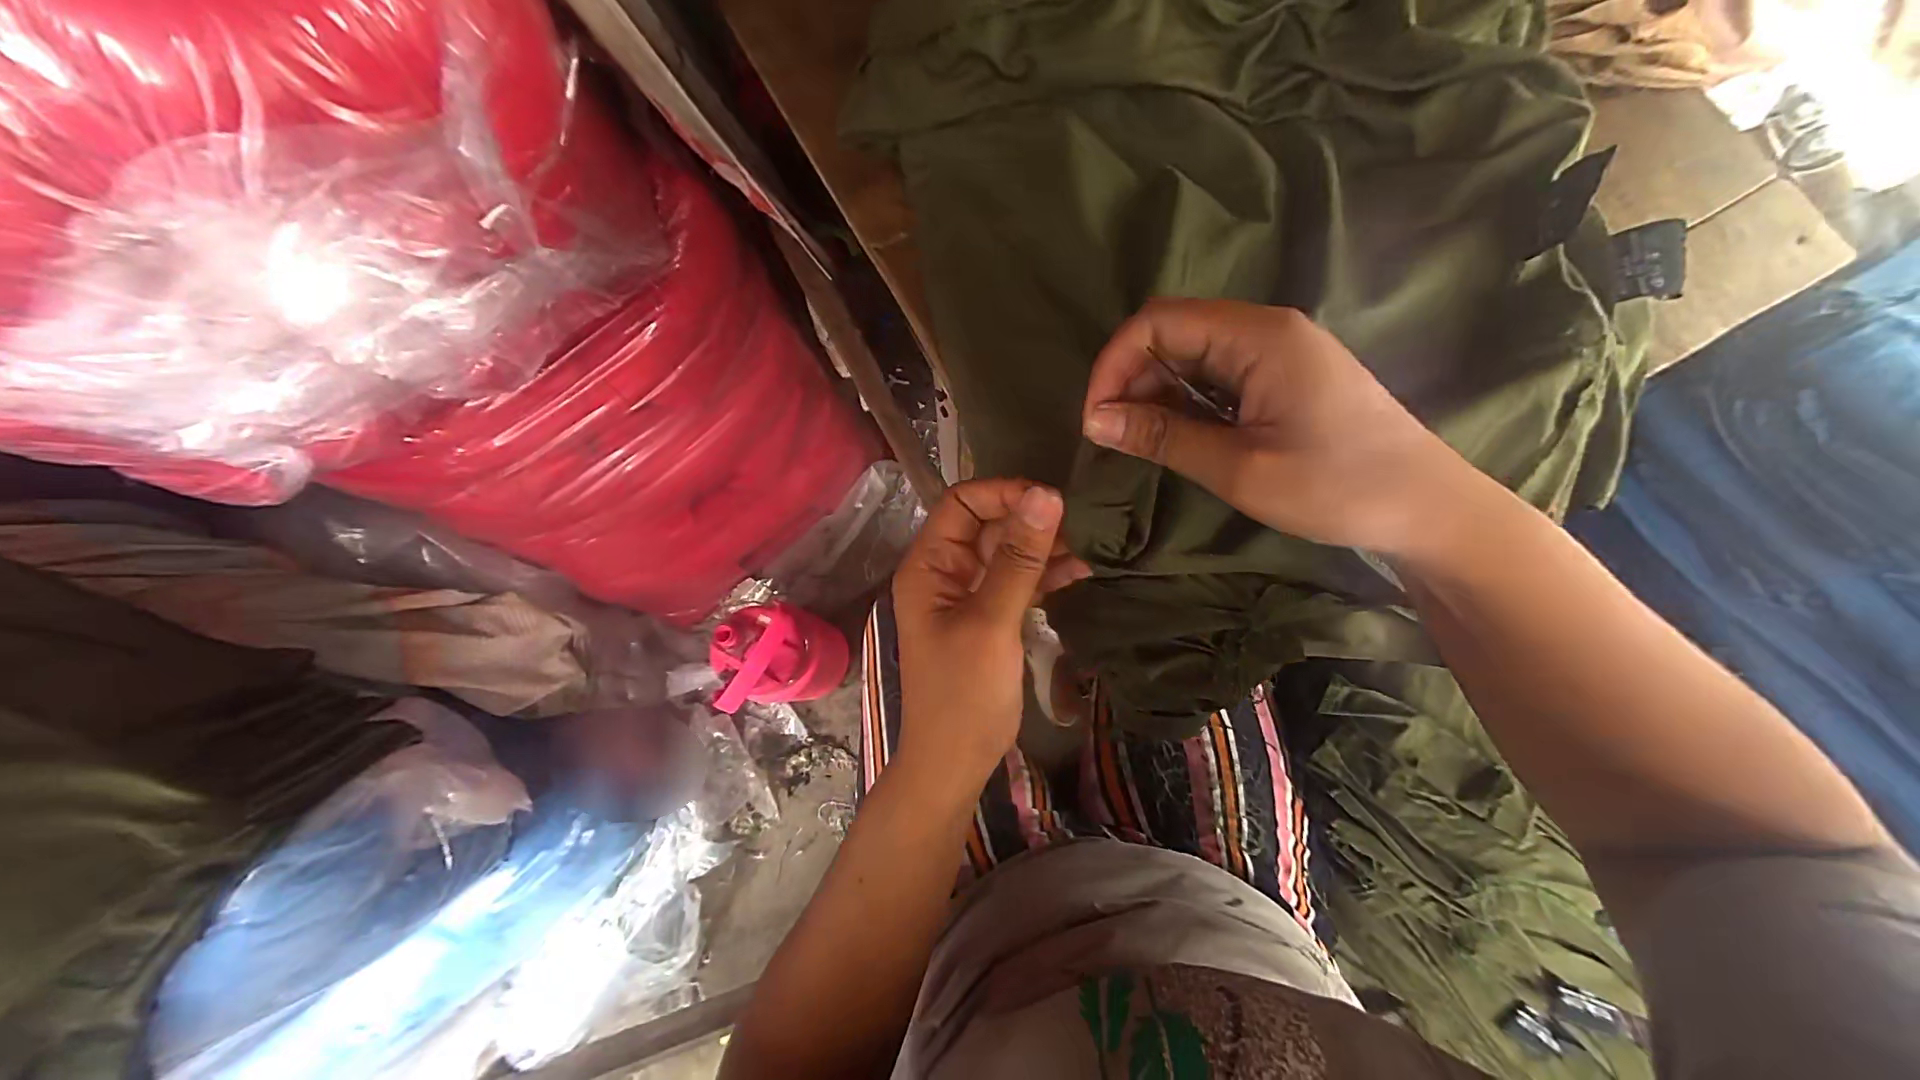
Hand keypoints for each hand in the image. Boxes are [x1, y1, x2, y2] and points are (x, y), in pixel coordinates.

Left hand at [890, 479, 1088, 788]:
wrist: (955, 762)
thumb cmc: (963, 695)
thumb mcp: (991, 623)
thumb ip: (1018, 560)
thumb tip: (1045, 495)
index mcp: (929, 566)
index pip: (961, 503)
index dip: (1003, 494)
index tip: (1052, 500)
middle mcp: (946, 572)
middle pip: (989, 525)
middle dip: (1032, 521)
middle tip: (1083, 525)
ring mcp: (969, 595)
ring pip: (1009, 552)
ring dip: (1046, 547)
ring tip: (1091, 547)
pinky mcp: (991, 616)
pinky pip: (1019, 581)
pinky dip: (1047, 575)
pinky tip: (1082, 572)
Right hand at [1081, 298, 1482, 557]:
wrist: (1427, 508)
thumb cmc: (1335, 487)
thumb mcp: (1239, 467)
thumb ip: (1164, 437)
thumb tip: (1095, 421)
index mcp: (1258, 336)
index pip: (1159, 322)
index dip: (1115, 364)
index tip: (1095, 419)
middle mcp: (1265, 329)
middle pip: (1172, 332)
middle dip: (1130, 379)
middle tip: (1110, 437)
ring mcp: (1276, 352)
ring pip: (1191, 354)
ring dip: (1154, 393)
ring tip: (1136, 441)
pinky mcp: (1282, 377)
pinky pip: (1215, 374)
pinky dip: (1184, 401)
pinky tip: (1173, 436)